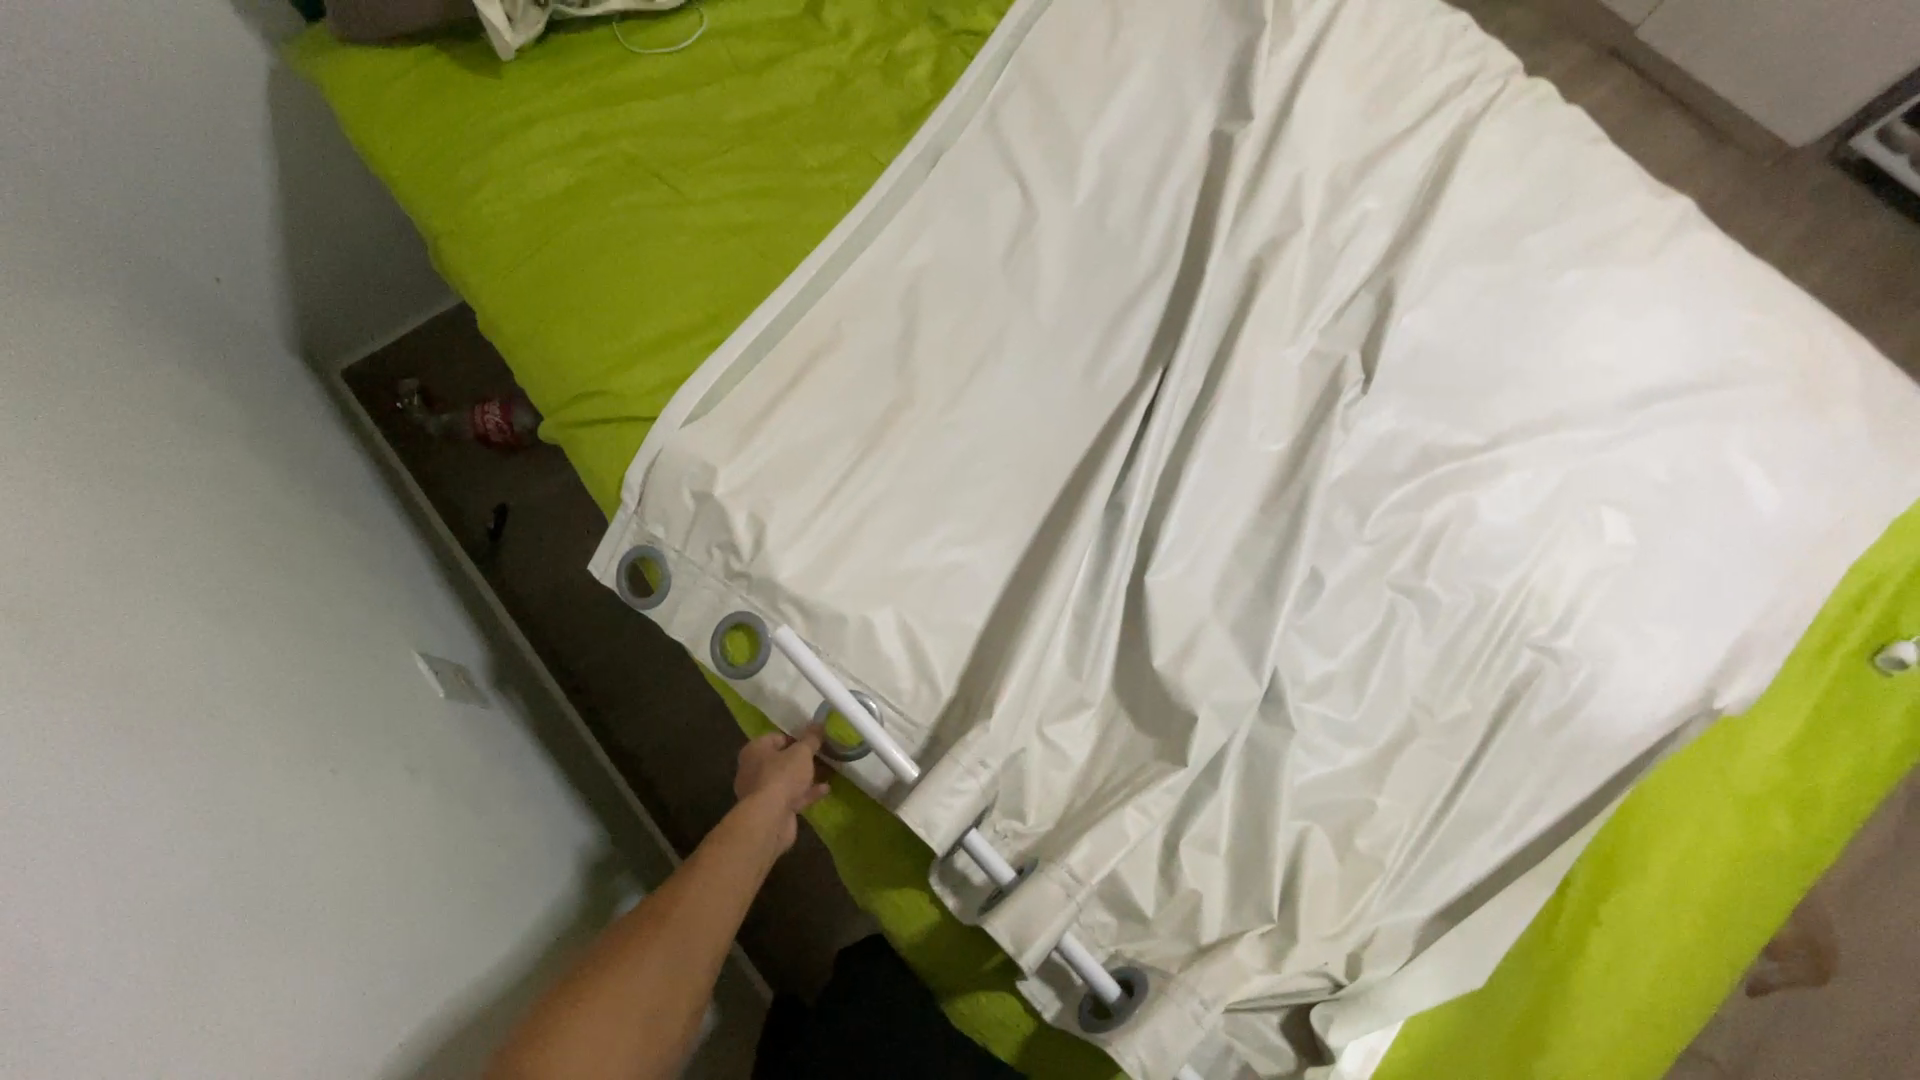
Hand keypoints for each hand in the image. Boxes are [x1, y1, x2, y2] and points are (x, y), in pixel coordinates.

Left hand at [733, 726, 830, 851]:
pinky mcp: (771, 809)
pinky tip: (825, 789)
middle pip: (781, 760)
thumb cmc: (782, 776)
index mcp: (755, 750)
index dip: (796, 737)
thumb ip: (811, 739)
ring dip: (805, 777)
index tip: (814, 739)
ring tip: (827, 771)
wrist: (770, 818)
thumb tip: (819, 723)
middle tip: (821, 755)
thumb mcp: (802, 753)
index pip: (776, 737)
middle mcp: (753, 769)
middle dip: (801, 759)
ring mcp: (761, 792)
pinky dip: (807, 792)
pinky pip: (791, 796)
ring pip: (787, 780)